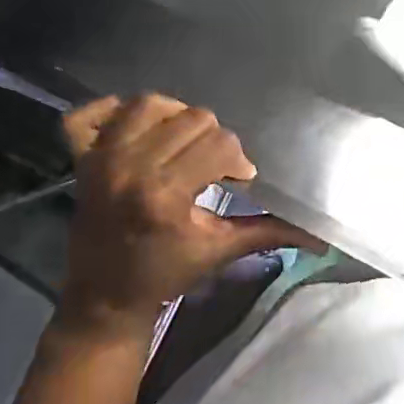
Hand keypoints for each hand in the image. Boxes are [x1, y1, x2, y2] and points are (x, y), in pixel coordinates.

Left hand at [58, 94, 318, 335]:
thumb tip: (324, 237)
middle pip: (192, 118)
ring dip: (174, 116)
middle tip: (211, 165)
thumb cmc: (165, 274)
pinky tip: (136, 127)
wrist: (102, 300)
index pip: (220, 144)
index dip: (237, 160)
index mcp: (165, 194)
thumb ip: (269, 231)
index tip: (238, 180)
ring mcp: (100, 159)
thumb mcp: (220, 250)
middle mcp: (130, 168)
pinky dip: (112, 110)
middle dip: (212, 140)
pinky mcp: (80, 158)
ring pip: (150, 104)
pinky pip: (90, 113)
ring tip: (182, 141)